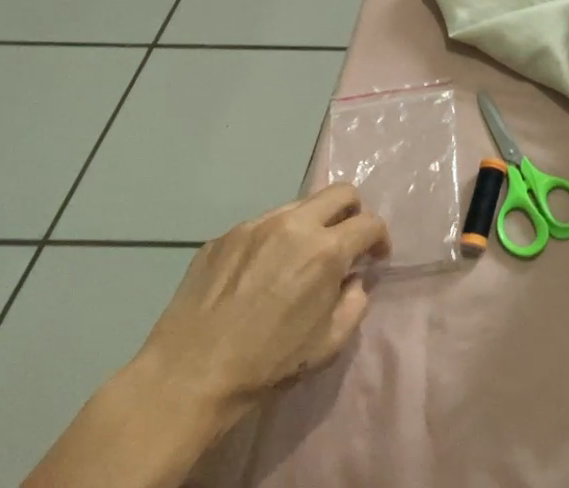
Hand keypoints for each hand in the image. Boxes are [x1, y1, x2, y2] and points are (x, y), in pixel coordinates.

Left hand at [134, 182, 390, 412]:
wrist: (188, 376)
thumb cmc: (267, 364)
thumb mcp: (330, 342)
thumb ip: (354, 302)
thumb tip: (351, 280)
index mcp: (325, 250)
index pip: (370, 223)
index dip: (380, 239)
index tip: (375, 258)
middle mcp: (293, 225)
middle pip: (341, 192)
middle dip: (353, 213)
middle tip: (346, 243)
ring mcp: (253, 226)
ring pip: (299, 205)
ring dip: (312, 225)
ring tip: (298, 260)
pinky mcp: (222, 237)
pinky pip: (261, 226)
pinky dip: (274, 240)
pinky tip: (259, 274)